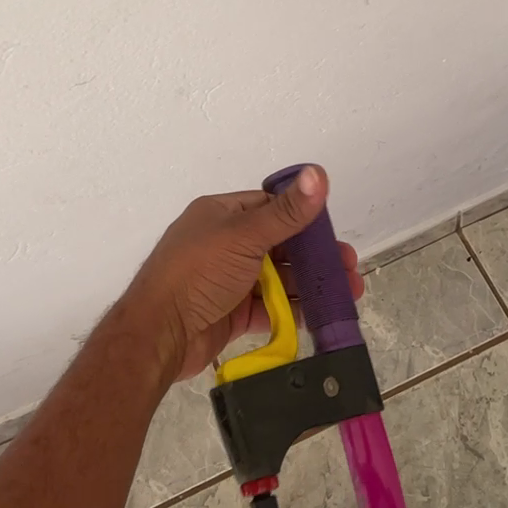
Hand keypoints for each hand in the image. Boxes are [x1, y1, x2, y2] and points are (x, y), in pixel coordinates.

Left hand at [125, 165, 364, 381]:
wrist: (158, 334)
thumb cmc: (198, 273)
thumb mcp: (245, 236)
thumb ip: (286, 212)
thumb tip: (318, 172)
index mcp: (222, 214)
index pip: (270, 208)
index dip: (303, 218)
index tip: (333, 233)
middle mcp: (224, 243)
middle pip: (279, 245)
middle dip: (314, 257)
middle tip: (349, 270)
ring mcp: (227, 280)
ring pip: (277, 278)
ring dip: (309, 285)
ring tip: (345, 295)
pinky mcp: (231, 313)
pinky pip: (268, 308)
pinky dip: (292, 311)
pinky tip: (319, 317)